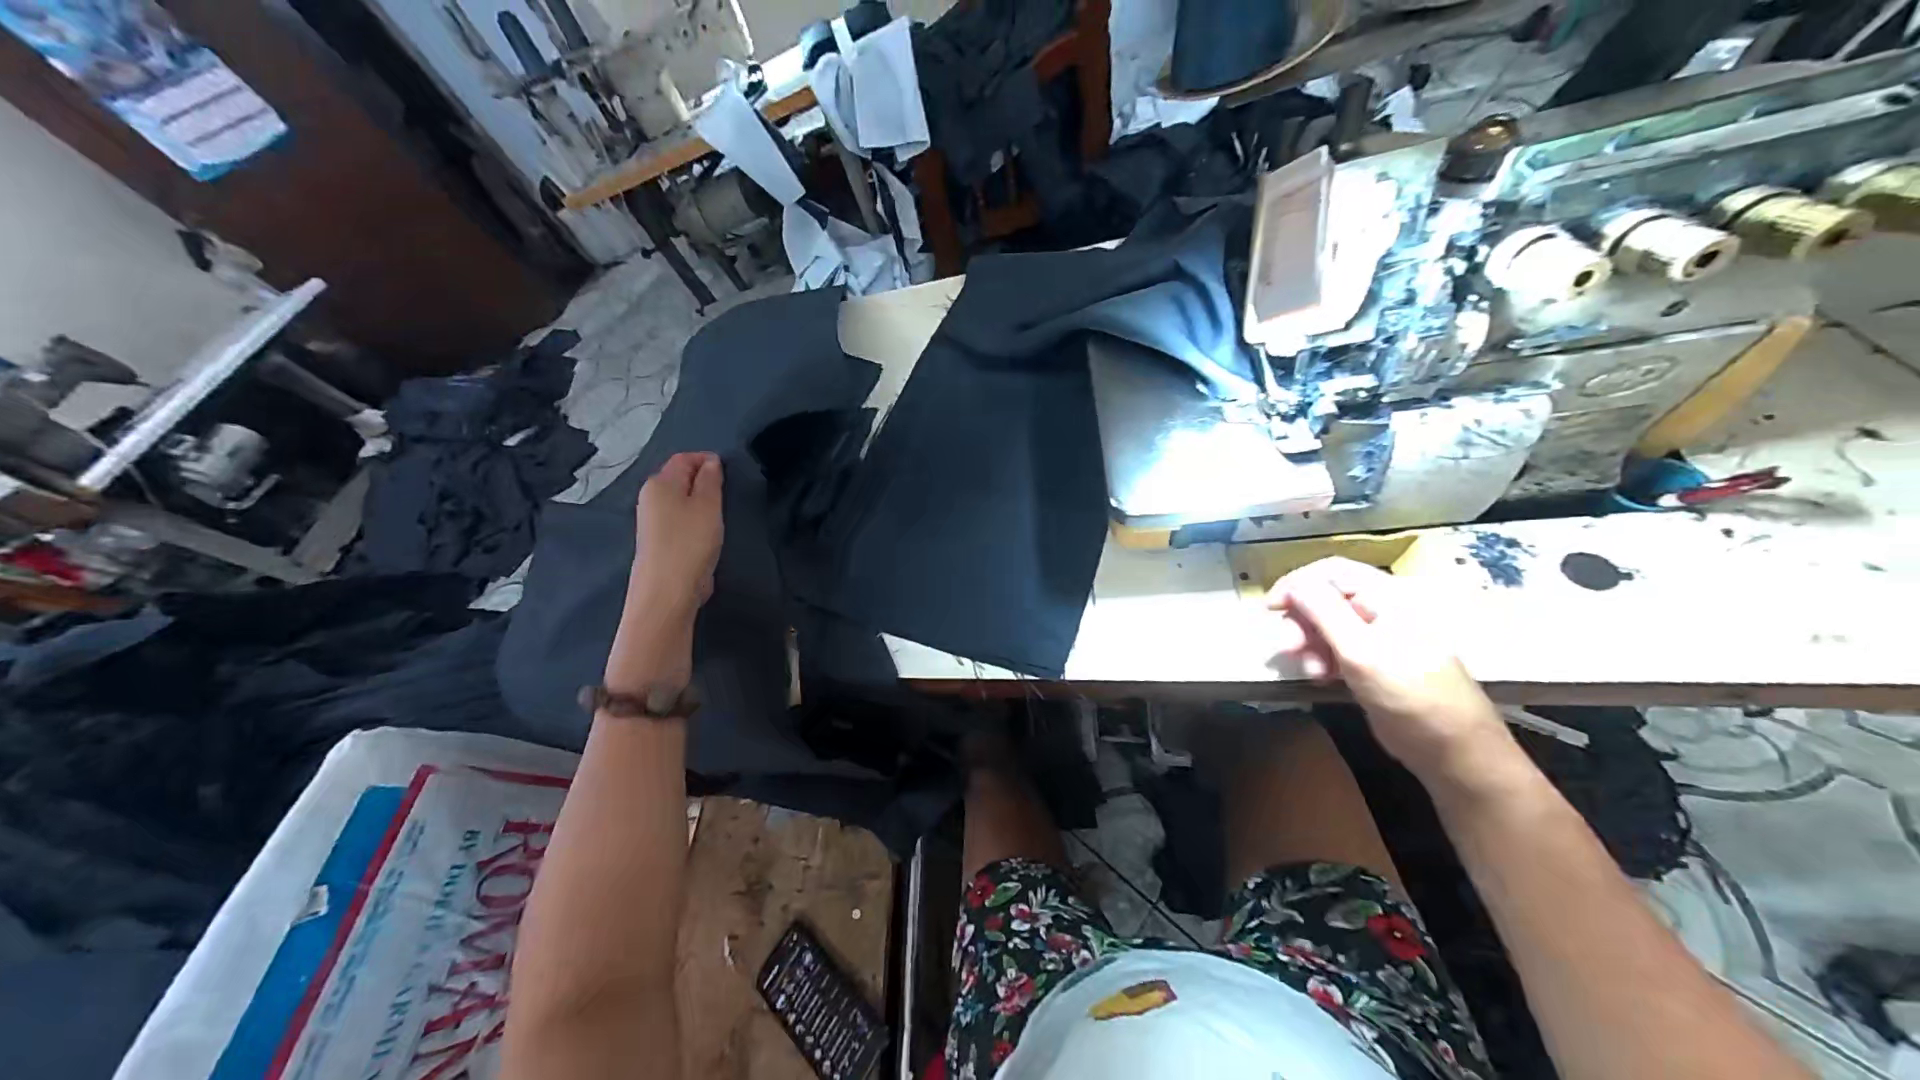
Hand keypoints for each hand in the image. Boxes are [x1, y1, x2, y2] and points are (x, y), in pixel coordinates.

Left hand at [628, 451, 723, 618]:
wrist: (666, 592)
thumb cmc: (690, 542)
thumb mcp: (708, 506)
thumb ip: (710, 480)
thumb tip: (710, 462)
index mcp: (659, 483)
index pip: (683, 458)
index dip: (706, 459)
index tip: (729, 471)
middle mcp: (649, 497)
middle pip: (678, 478)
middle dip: (702, 479)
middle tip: (727, 492)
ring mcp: (651, 521)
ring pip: (678, 500)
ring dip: (699, 501)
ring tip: (720, 514)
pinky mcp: (657, 541)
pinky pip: (677, 519)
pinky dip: (693, 519)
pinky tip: (706, 533)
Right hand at [1266, 557, 1522, 795]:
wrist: (1451, 748)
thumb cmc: (1406, 692)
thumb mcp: (1358, 648)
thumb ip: (1323, 610)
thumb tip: (1293, 584)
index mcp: (1386, 596)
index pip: (1330, 571)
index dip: (1295, 584)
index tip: (1271, 609)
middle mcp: (1381, 610)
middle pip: (1325, 598)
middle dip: (1301, 621)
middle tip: (1287, 649)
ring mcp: (1379, 637)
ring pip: (1327, 626)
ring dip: (1309, 644)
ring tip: (1309, 671)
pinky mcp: (1374, 663)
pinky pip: (1336, 648)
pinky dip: (1322, 659)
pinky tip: (1320, 678)